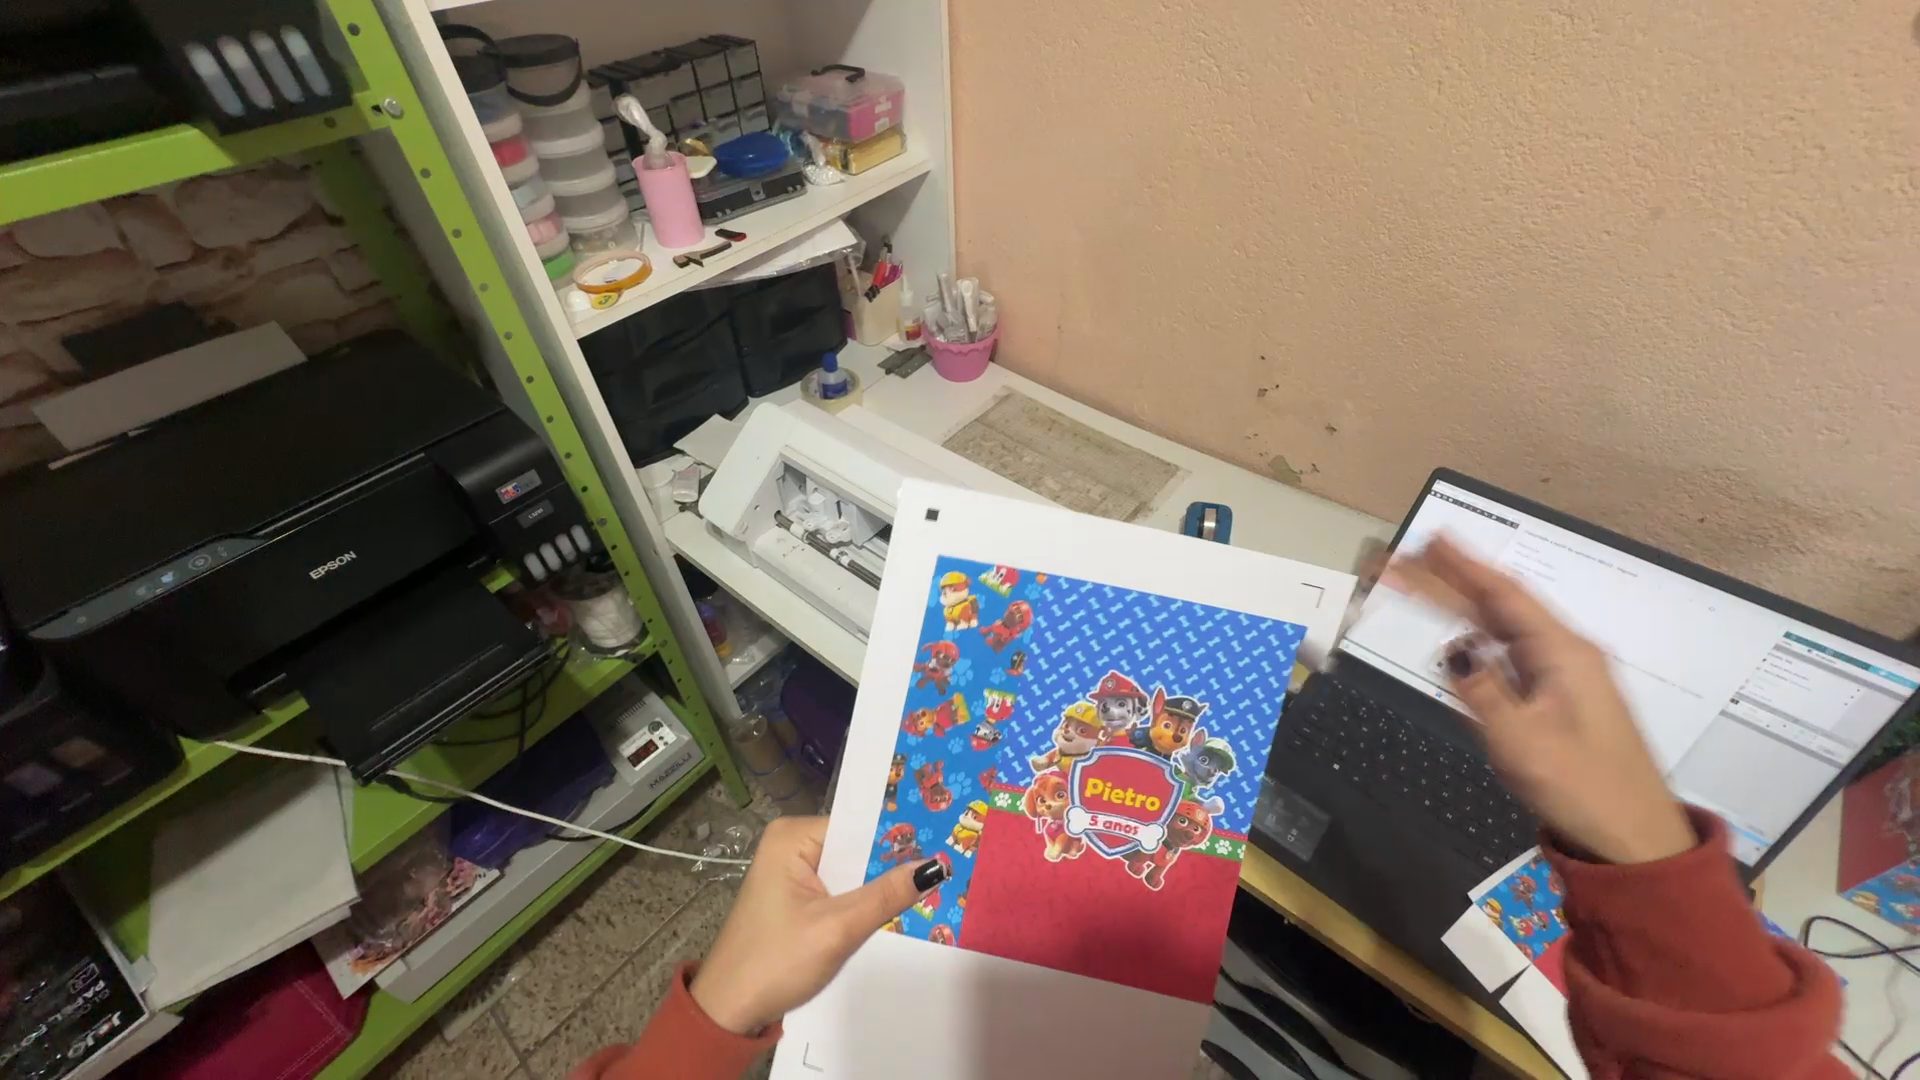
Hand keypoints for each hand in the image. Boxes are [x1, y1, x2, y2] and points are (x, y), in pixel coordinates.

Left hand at [690, 816, 944, 1033]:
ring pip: (849, 872)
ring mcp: (791, 870)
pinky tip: (887, 912)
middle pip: (855, 848)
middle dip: (888, 866)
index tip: (940, 845)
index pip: (858, 826)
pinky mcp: (794, 896)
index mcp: (793, 835)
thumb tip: (937, 864)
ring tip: (924, 891)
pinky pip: (838, 889)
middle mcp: (790, 843)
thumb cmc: (775, 962)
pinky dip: (858, 903)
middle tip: (942, 871)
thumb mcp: (837, 928)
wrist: (727, 1014)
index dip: (896, 839)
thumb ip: (886, 894)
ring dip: (874, 888)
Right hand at [1382, 536, 1695, 863]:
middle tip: (1407, 555)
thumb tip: (1451, 648)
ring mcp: (1561, 673)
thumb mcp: (1522, 740)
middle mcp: (1564, 653)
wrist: (1632, 838)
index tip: (1429, 539)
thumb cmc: (1579, 785)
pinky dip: (1473, 629)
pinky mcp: (1554, 694)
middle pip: (1498, 603)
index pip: (1503, 596)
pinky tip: (1458, 627)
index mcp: (1562, 653)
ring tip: (1420, 580)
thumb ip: (1483, 690)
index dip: (1463, 566)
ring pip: (1500, 624)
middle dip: (1451, 577)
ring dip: (1459, 601)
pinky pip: (1506, 647)